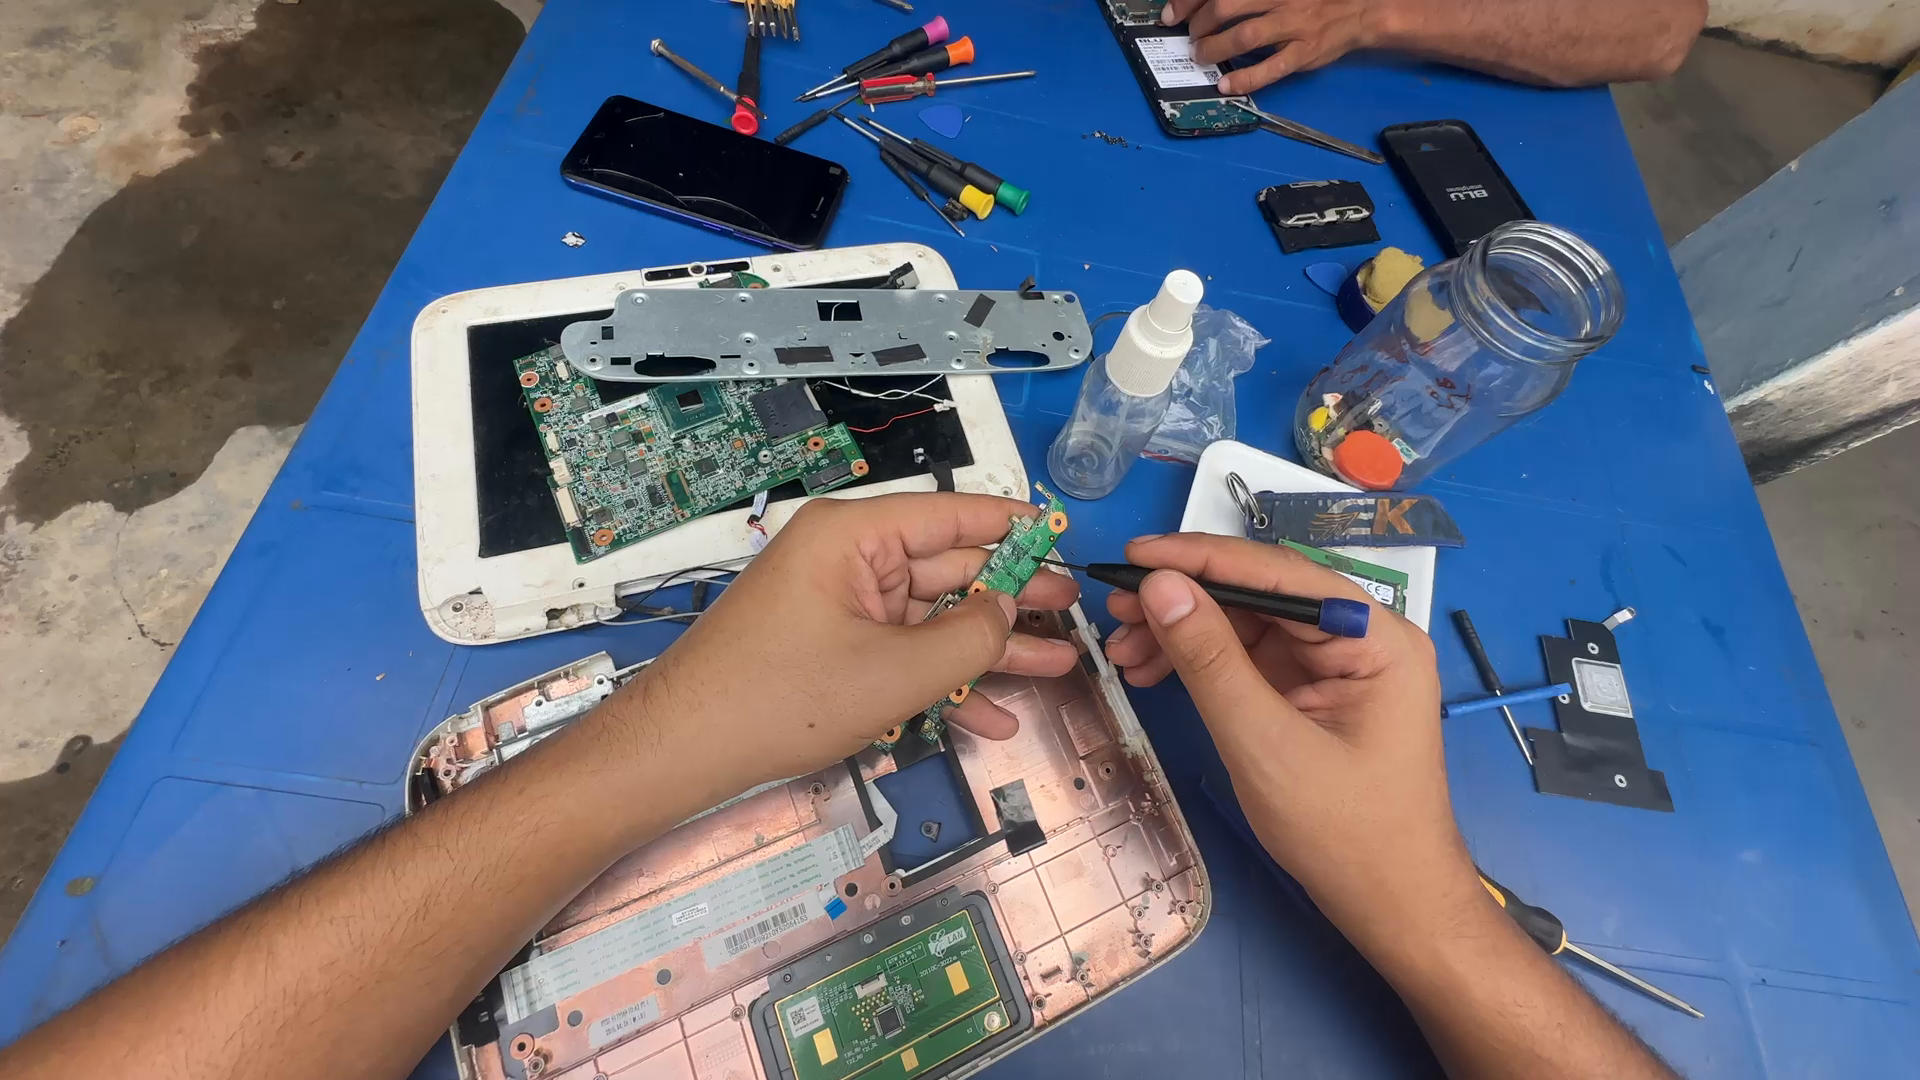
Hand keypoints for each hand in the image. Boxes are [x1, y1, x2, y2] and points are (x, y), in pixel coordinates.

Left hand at [621, 493, 1080, 800]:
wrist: (684, 754)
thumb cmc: (786, 697)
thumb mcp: (895, 670)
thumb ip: (970, 637)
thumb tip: (1008, 611)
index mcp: (856, 535)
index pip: (951, 514)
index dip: (1011, 524)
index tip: (1058, 533)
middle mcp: (850, 559)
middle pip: (947, 570)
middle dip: (1011, 598)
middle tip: (1068, 612)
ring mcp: (842, 606)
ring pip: (931, 618)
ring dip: (988, 649)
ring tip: (1054, 662)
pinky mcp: (835, 646)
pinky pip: (900, 652)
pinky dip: (942, 681)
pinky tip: (992, 715)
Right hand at [1102, 533, 1481, 949]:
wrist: (1387, 906)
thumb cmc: (1341, 830)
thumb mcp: (1263, 740)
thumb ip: (1208, 659)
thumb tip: (1158, 585)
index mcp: (1372, 635)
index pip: (1275, 573)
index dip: (1199, 558)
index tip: (1132, 556)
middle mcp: (1354, 635)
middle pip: (1253, 594)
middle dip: (1181, 599)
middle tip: (1115, 608)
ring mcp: (1328, 661)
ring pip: (1239, 623)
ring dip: (1178, 631)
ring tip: (1121, 649)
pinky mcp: (1304, 686)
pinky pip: (1240, 655)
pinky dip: (1192, 661)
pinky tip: (1149, 671)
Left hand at [1160, 0, 1383, 94]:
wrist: (1361, 6)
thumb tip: (1209, 6)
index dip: (1191, 0)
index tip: (1171, 14)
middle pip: (1228, 4)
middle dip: (1200, 23)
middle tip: (1191, 37)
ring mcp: (1294, 24)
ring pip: (1246, 34)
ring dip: (1215, 49)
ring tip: (1200, 56)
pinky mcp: (1304, 52)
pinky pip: (1270, 68)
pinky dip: (1244, 78)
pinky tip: (1224, 84)